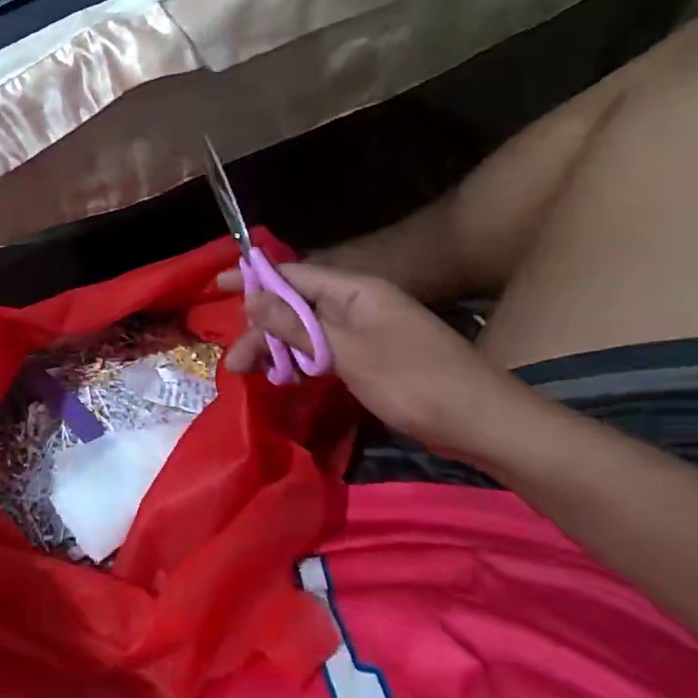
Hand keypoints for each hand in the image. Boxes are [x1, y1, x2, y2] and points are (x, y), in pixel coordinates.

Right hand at [219, 262, 527, 457]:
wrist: (481, 422)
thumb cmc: (415, 382)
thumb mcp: (350, 352)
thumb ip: (299, 325)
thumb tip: (252, 298)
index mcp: (356, 291)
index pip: (294, 275)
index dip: (253, 279)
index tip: (215, 284)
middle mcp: (359, 304)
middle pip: (297, 306)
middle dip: (262, 330)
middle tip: (233, 362)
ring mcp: (367, 333)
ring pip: (309, 332)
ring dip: (280, 350)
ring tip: (250, 374)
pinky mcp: (373, 359)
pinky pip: (327, 352)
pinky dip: (304, 363)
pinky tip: (286, 379)